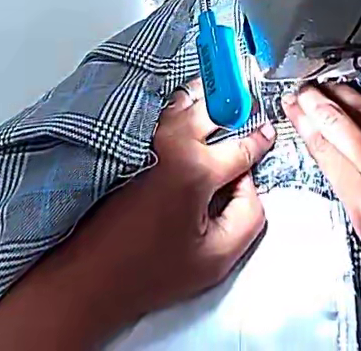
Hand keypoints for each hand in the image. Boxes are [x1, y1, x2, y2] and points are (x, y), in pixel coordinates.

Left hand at [0, 80, 274, 348]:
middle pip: (216, 106)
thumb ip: (249, 216)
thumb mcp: (217, 259)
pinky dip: (177, 98)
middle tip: (247, 101)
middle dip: (235, 103)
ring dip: (206, 93)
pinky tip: (185, 100)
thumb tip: (250, 182)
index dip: (260, 138)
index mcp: (199, 169)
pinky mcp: (129, 131)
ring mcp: (148, 129)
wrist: (94, 268)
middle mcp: (174, 138)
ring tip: (221, 91)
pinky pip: (159, 102)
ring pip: (186, 96)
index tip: (267, 132)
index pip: (242, 145)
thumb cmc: (151, 267)